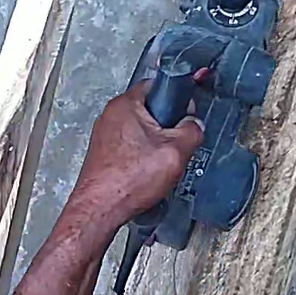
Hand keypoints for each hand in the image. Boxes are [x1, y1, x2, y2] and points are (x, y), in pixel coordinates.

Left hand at [65, 83, 202, 233]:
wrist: (100, 209)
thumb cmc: (128, 180)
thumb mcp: (176, 152)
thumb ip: (192, 130)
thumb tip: (195, 124)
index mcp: (127, 104)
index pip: (158, 85)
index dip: (178, 96)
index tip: (189, 108)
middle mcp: (112, 115)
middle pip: (151, 109)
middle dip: (168, 126)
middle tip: (177, 144)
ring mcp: (106, 134)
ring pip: (142, 130)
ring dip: (156, 143)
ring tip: (161, 163)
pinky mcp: (104, 152)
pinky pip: (132, 146)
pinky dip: (143, 156)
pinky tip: (148, 173)